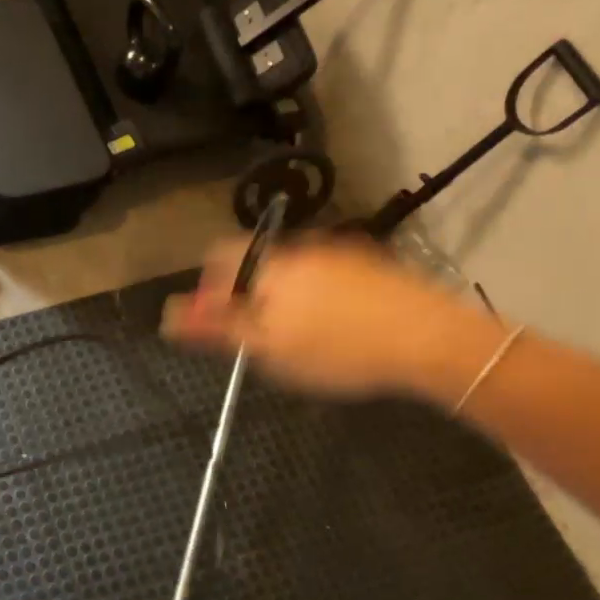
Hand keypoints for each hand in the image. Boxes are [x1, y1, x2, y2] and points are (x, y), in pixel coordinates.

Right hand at [161, 236, 505, 400]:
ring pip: (294, 271)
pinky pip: (327, 278)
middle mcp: (303, 249)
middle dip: (249, 296)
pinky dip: (318, 299)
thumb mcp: (266, 347)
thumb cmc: (337, 350)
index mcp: (270, 265)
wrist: (431, 341)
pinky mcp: (373, 267)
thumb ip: (215, 327)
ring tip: (298, 340)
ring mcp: (342, 254)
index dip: (209, 289)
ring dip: (284, 298)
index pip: (219, 257)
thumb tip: (167, 314)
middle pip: (258, 263)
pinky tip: (336, 332)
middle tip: (259, 339)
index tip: (219, 324)